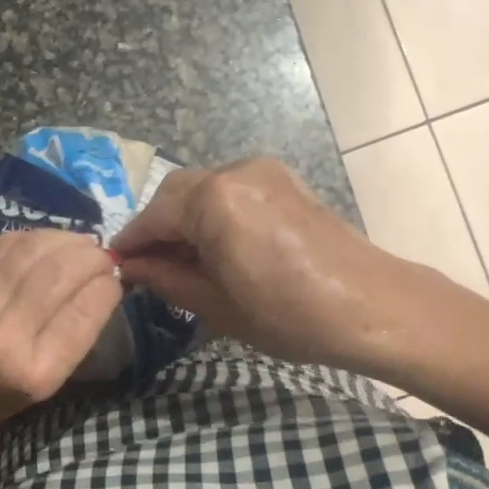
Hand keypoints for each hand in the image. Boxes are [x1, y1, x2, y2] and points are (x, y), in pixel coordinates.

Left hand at [0, 230, 122, 435]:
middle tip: (103, 256)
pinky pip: (3, 245)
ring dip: (64, 239)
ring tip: (81, 244)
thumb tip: (106, 279)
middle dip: (90, 257)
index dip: (106, 287)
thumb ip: (78, 332)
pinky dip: (34, 237)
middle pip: (58, 274)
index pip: (83, 313)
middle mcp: (4, 336)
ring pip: (30, 251)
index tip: (115, 279)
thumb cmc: (4, 393)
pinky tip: (49, 242)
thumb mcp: (51, 380)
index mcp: (36, 371)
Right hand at [112, 158, 466, 374]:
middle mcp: (235, 172)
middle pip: (175, 193)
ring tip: (180, 262)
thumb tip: (131, 268)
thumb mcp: (216, 305)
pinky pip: (230, 190)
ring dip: (183, 219)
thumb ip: (166, 278)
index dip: (131, 242)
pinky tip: (213, 248)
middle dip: (156, 227)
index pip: (152, 215)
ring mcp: (264, 171)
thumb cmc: (290, 316)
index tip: (115, 267)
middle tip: (146, 267)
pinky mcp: (284, 180)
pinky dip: (211, 212)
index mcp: (214, 201)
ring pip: (202, 188)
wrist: (374, 308)